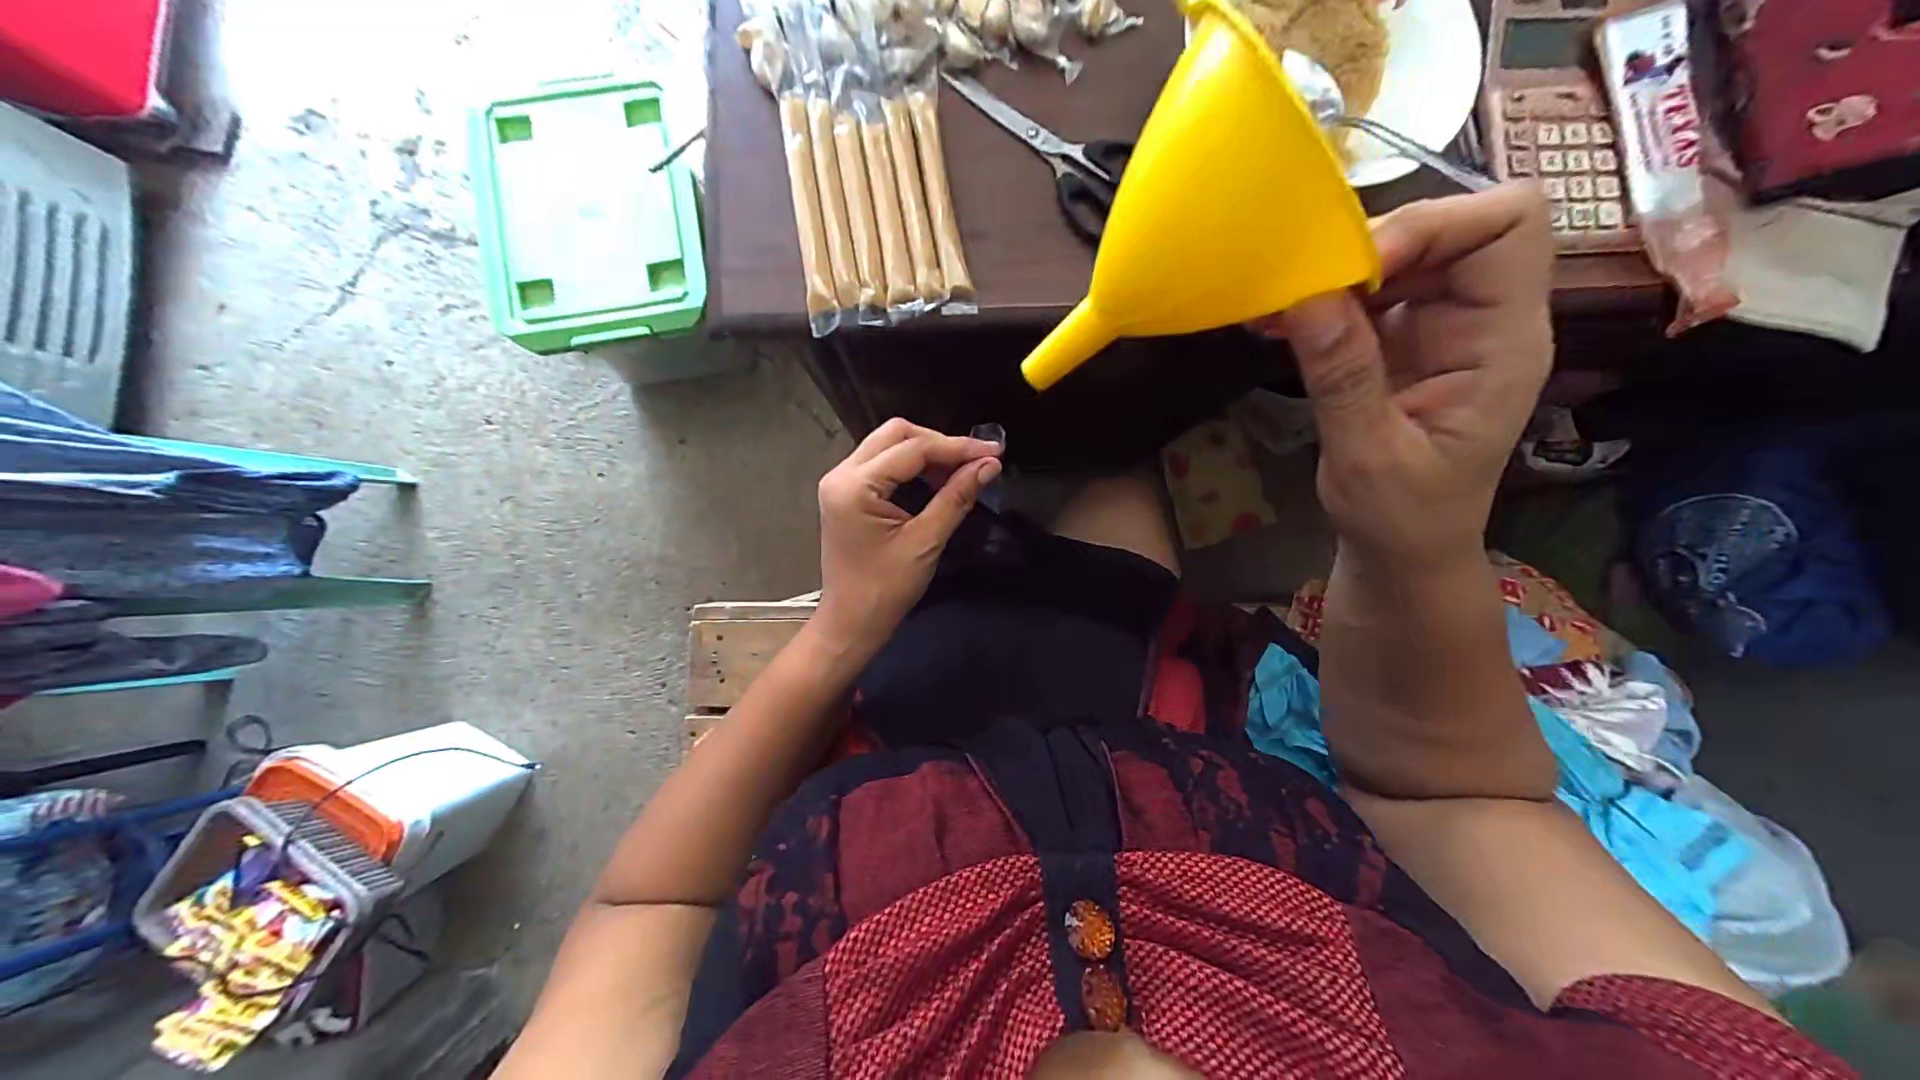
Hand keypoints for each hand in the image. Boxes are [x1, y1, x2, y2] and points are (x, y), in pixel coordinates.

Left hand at [814, 419, 1002, 653]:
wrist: (851, 623)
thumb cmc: (885, 590)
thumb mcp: (926, 542)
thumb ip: (956, 497)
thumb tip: (988, 465)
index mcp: (854, 486)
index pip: (912, 449)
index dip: (957, 447)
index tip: (993, 452)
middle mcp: (841, 474)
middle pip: (896, 434)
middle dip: (940, 443)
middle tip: (976, 461)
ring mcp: (840, 483)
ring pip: (889, 445)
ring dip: (927, 453)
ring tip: (961, 471)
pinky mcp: (847, 494)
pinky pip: (883, 464)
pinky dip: (912, 466)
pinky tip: (937, 479)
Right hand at [1256, 183, 1552, 569]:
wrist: (1402, 549)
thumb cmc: (1401, 516)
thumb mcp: (1368, 454)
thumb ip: (1342, 376)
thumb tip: (1305, 297)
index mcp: (1503, 342)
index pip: (1506, 227)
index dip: (1433, 226)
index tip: (1356, 270)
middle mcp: (1481, 319)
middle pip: (1451, 228)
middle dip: (1372, 246)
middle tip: (1301, 286)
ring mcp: (1441, 327)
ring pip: (1403, 255)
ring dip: (1339, 271)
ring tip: (1278, 305)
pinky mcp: (1401, 341)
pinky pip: (1367, 294)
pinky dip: (1323, 298)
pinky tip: (1281, 320)